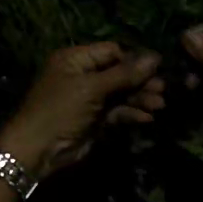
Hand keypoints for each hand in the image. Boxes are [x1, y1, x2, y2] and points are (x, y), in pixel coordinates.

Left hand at [0, 43, 164, 178]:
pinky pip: (117, 112)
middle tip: (164, 88)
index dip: (134, 59)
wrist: (38, 149)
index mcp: (76, 59)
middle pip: (119, 73)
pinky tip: (148, 117)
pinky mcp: (95, 119)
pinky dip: (132, 113)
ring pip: (121, 93)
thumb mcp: (92, 88)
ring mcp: (89, 99)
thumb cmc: (61, 109)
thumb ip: (124, 74)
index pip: (112, 52)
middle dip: (141, 81)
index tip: (159, 66)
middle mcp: (83, 75)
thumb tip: (155, 57)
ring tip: (161, 104)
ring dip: (140, 98)